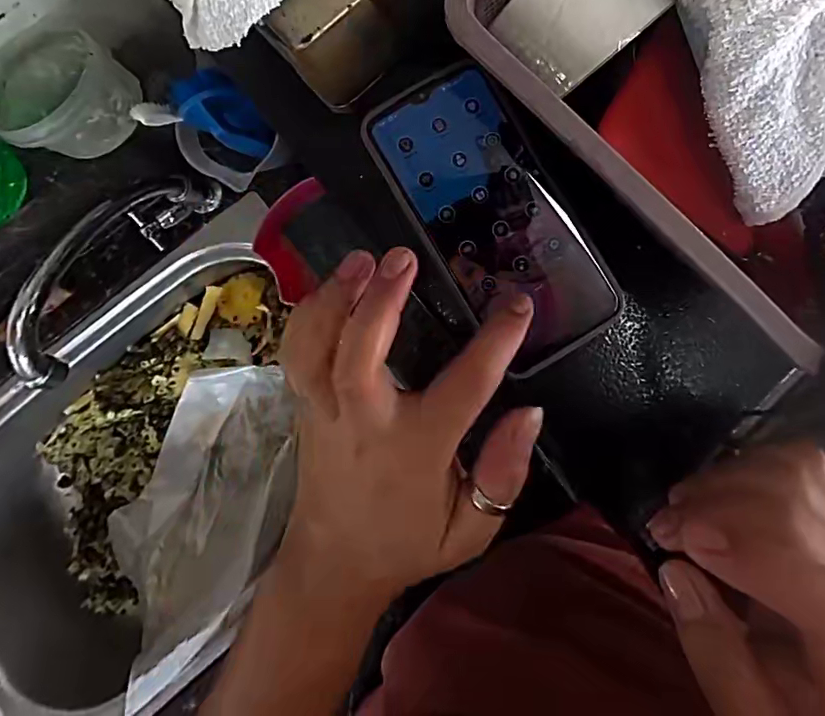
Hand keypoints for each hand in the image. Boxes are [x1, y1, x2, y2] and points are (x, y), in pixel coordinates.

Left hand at [274, 247, 543, 608]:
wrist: (334, 565)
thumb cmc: (409, 541)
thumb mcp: (473, 529)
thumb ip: (504, 474)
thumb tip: (528, 413)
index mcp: (415, 449)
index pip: (463, 387)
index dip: (495, 341)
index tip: (517, 303)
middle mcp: (363, 424)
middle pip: (358, 356)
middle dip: (379, 302)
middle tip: (403, 259)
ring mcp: (323, 412)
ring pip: (314, 349)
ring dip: (334, 298)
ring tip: (361, 259)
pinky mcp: (302, 405)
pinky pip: (296, 353)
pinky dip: (308, 314)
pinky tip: (331, 286)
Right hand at [647, 442, 824, 715]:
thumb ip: (719, 663)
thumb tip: (675, 570)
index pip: (822, 583)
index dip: (746, 546)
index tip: (676, 538)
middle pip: (805, 510)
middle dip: (720, 503)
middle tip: (663, 525)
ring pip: (800, 475)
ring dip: (726, 480)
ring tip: (682, 508)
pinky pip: (798, 468)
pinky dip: (745, 468)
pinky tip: (715, 496)